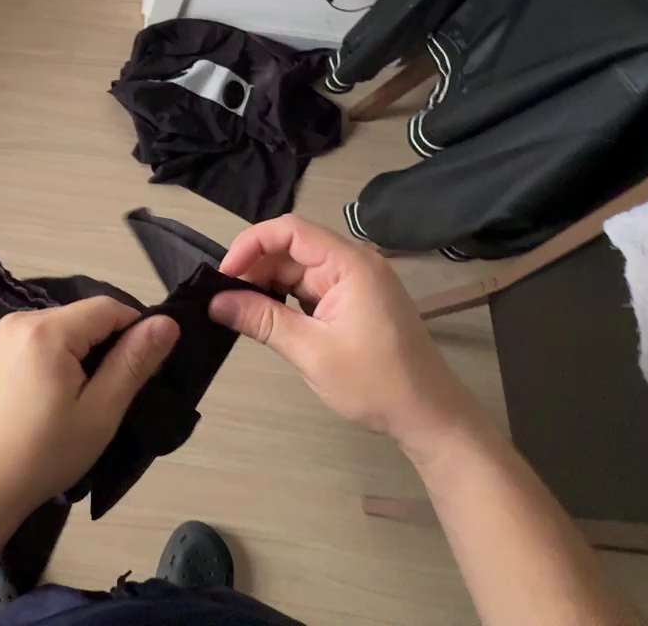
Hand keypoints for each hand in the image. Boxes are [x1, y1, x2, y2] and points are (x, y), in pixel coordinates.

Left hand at [0, 297, 179, 522]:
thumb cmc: (44, 454)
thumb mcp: (100, 412)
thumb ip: (134, 362)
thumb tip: (167, 322)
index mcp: (47, 329)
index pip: (108, 307)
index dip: (135, 332)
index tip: (143, 371)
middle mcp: (19, 319)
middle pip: (82, 317)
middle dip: (106, 346)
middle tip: (113, 395)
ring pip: (60, 328)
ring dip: (80, 353)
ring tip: (82, 400)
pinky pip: (37, 340)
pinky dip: (54, 359)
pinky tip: (52, 398)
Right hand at [207, 215, 483, 460]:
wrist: (432, 417)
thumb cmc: (377, 383)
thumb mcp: (312, 352)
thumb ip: (262, 320)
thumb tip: (215, 302)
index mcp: (350, 264)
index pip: (289, 231)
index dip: (251, 245)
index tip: (224, 274)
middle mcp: (353, 262)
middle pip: (291, 247)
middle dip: (255, 268)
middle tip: (225, 298)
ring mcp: (355, 281)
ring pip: (297, 268)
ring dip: (267, 284)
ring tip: (241, 308)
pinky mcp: (353, 299)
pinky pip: (309, 285)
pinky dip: (285, 297)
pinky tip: (267, 315)